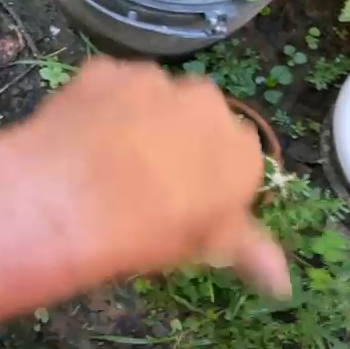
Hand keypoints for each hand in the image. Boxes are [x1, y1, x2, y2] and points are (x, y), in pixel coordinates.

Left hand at [0, 56, 289, 298]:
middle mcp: (205, 102)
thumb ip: (247, 248)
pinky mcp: (103, 68)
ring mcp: (151, 79)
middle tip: (143, 174)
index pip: (234, 156)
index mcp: (241, 148)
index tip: (184, 197)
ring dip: (137, 114)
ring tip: (105, 154)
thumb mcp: (203, 246)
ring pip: (151, 95)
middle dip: (175, 137)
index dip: (206, 176)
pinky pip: (107, 83)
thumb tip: (280, 280)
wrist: (69, 197)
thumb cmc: (145, 231)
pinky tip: (81, 131)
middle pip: (195, 116)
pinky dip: (98, 101)